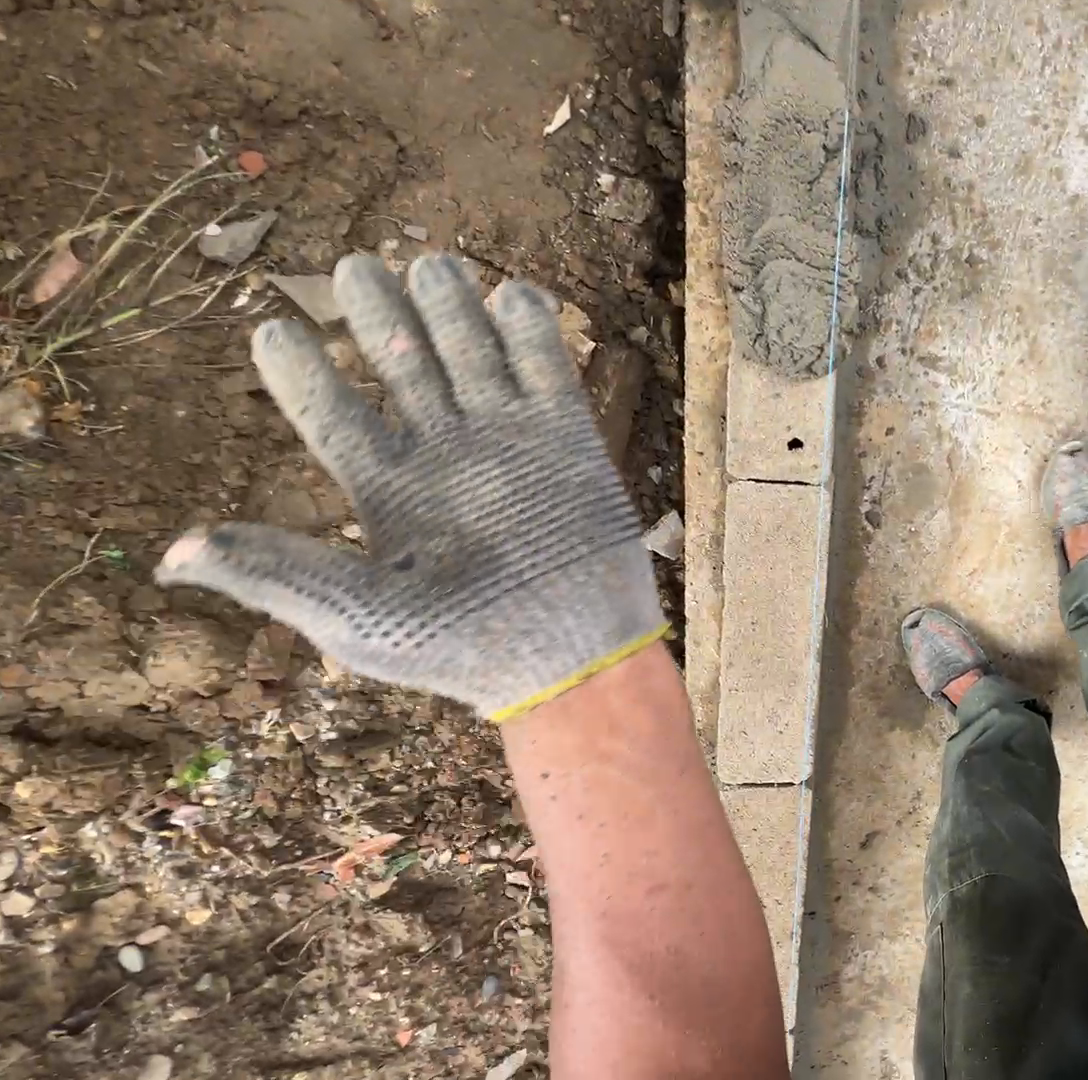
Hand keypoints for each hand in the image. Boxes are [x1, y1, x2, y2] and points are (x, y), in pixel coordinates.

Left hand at [157, 255, 666, 721]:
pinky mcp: (570, 442)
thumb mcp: (361, 617)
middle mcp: (444, 455)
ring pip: (474, 355)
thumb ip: (282, 572)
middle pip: (404, 365)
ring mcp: (510, 443)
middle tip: (360, 267)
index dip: (302, 372)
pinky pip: (549, 374)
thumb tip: (174, 551)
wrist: (571, 656)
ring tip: (431, 263)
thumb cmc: (465, 647)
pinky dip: (535, 334)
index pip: (334, 415)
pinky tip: (516, 297)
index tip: (274, 329)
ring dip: (453, 308)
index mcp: (387, 489)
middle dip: (381, 314)